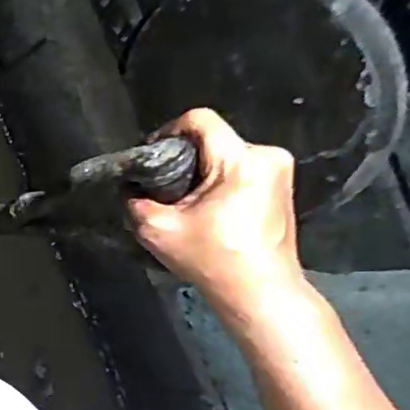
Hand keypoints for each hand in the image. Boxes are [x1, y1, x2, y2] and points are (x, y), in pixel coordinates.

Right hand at [127, 108, 302, 309]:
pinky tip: (204, 211)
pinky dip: (215, 184)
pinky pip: (237, 169)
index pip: (198, 120)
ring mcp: (278, 170)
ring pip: (222, 156)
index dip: (165, 133)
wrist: (259, 289)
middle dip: (181, 161)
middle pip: (210, 140)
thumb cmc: (212, 259)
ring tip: (181, 204)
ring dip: (197, 174)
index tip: (149, 161)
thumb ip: (134, 200)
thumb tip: (129, 186)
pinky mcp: (280, 184)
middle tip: (161, 192)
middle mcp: (267, 155)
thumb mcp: (156, 229)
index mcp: (242, 160)